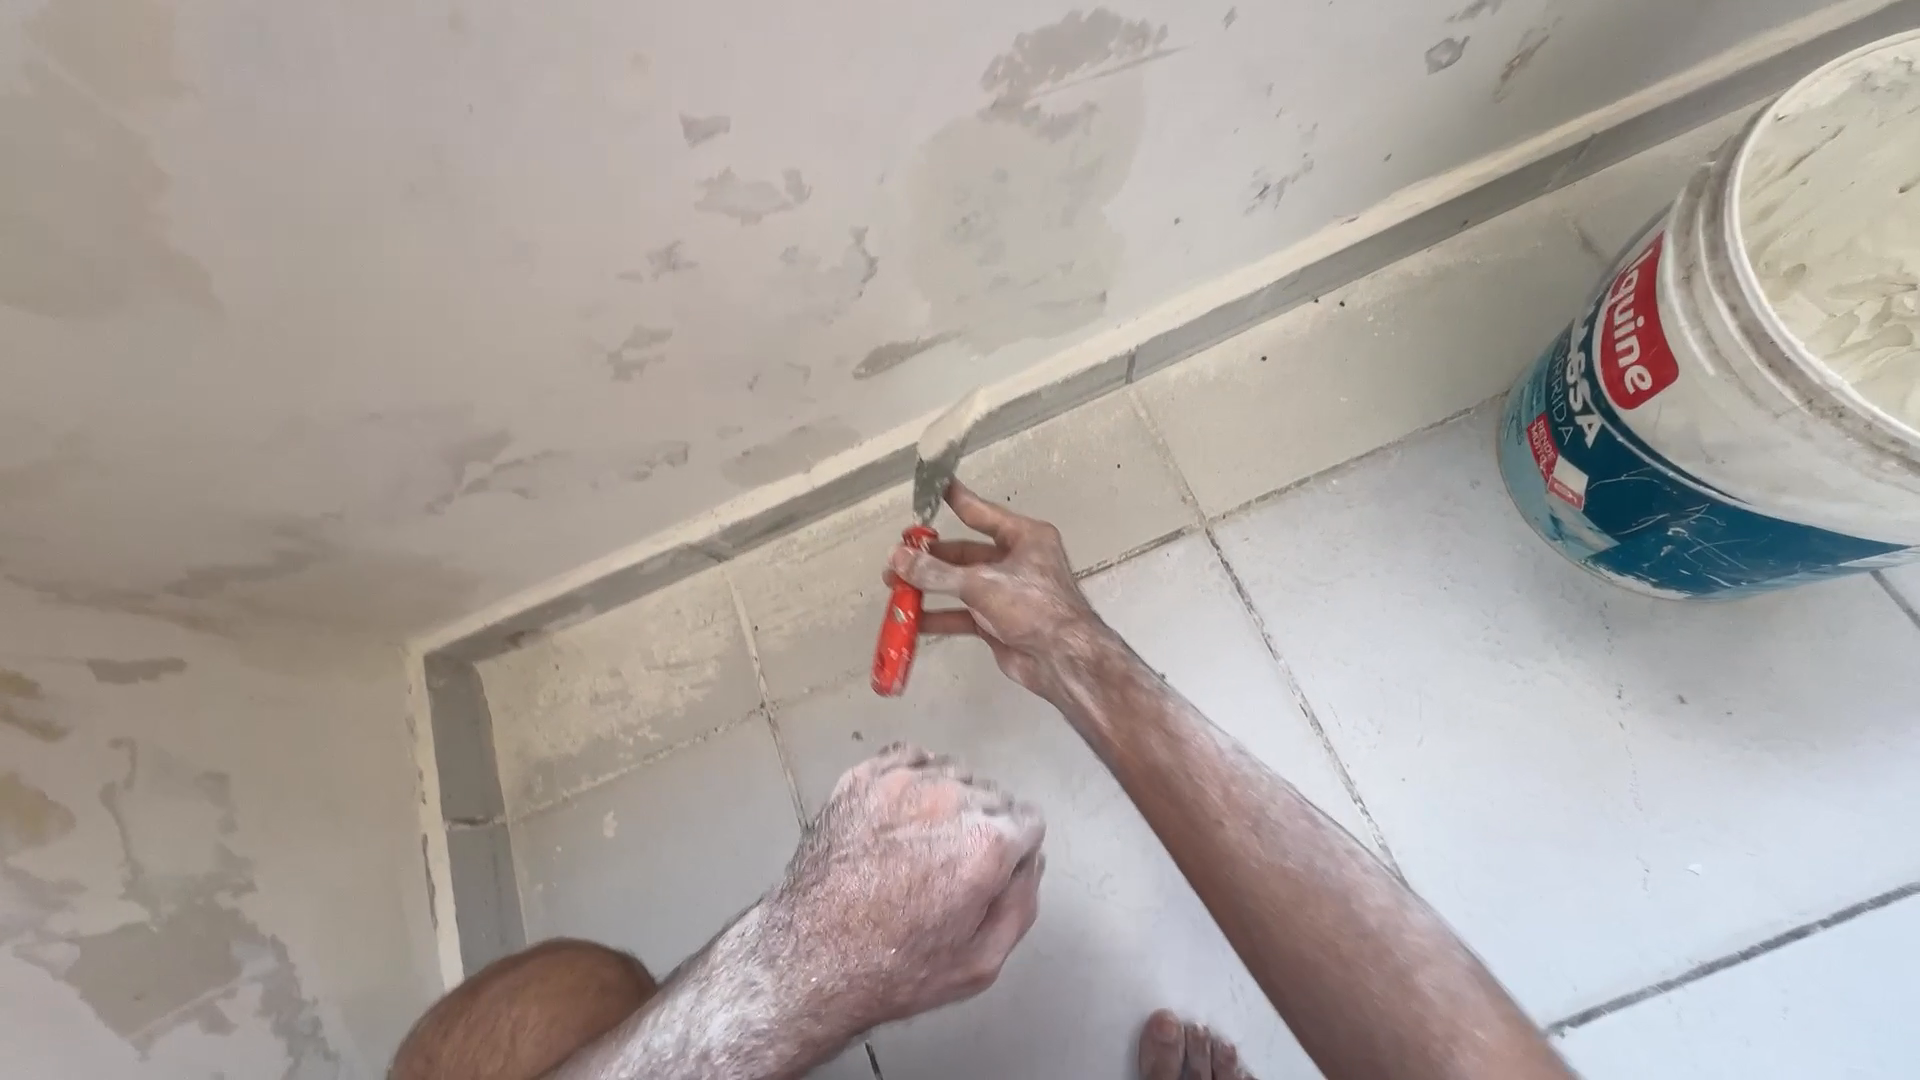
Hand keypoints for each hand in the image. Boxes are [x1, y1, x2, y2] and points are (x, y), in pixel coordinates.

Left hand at [773, 744, 1045, 1035]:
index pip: (1029, 820)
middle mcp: (951, 797)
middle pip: (993, 795)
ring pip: (954, 772)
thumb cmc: (898, 967)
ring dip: (951, 799)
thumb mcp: (981, 962)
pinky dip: (916, 775)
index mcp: (986, 842)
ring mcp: (904, 780)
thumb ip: (1022, 904)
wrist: (811, 956)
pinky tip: (904, 808)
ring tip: (924, 838)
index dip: (1016, 849)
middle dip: (986, 824)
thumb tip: (1031, 861)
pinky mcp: (866, 775)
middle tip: (955, 863)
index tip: (995, 870)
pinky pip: (910, 755)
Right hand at [887, 481, 1117, 705]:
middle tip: (897, 556)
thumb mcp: (981, 583)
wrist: (1062, 660)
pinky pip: (961, 614)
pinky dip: (938, 616)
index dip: (956, 500)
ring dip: (929, 587)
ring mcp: (1006, 592)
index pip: (982, 513)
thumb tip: (898, 558)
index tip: (934, 486)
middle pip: (964, 553)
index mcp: (1025, 537)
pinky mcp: (997, 622)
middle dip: (930, 557)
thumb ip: (936, 572)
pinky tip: (912, 619)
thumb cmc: (1033, 607)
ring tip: (894, 586)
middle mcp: (1015, 560)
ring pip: (960, 584)